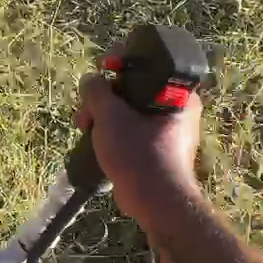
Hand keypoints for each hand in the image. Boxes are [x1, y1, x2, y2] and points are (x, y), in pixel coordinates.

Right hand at [74, 49, 204, 229]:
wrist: (155, 200)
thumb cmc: (138, 152)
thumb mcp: (110, 114)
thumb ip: (96, 89)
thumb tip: (90, 79)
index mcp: (178, 94)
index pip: (147, 64)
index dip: (120, 62)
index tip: (102, 69)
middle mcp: (176, 108)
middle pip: (130, 87)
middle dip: (102, 97)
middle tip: (87, 110)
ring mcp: (165, 128)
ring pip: (126, 108)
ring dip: (101, 114)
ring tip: (84, 127)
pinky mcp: (155, 146)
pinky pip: (128, 126)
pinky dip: (110, 129)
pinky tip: (94, 138)